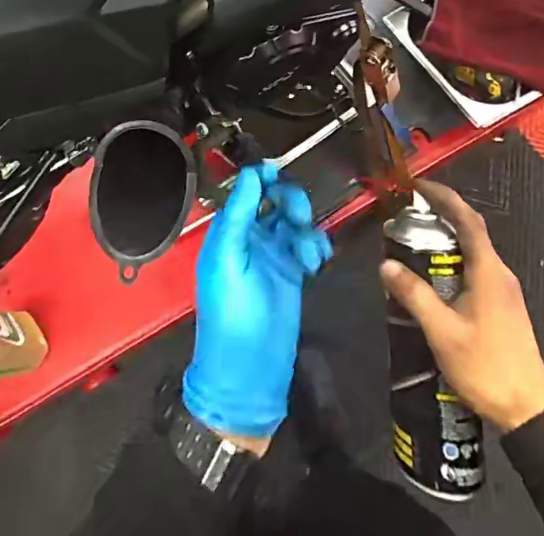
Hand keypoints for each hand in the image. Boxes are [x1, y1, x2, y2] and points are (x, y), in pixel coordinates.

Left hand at [182, 161, 332, 447]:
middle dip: (290, 201)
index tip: (280, 171)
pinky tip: (315, 263)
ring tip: (308, 251)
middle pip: (275, 200)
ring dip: (305, 227)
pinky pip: (308, 244)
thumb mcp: (227, 260)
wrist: (249, 371)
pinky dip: (316, 246)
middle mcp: (250, 237)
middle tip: (298, 217)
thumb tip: (250, 174)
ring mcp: (273, 255)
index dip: (262, 177)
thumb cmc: (231, 315)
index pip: (246, 190)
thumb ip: (238, 215)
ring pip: (294, 221)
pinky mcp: (293, 272)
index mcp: (228, 231)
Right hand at [379, 180, 543, 431]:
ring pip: (474, 252)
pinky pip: (477, 270)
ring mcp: (505, 291)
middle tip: (409, 215)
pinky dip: (454, 261)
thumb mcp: (442, 332)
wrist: (529, 412)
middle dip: (441, 217)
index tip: (419, 185)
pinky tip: (435, 278)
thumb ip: (415, 295)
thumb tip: (386, 265)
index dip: (445, 198)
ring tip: (415, 243)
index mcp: (489, 272)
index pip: (468, 220)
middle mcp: (500, 274)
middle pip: (471, 232)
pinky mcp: (504, 307)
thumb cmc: (485, 367)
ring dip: (447, 241)